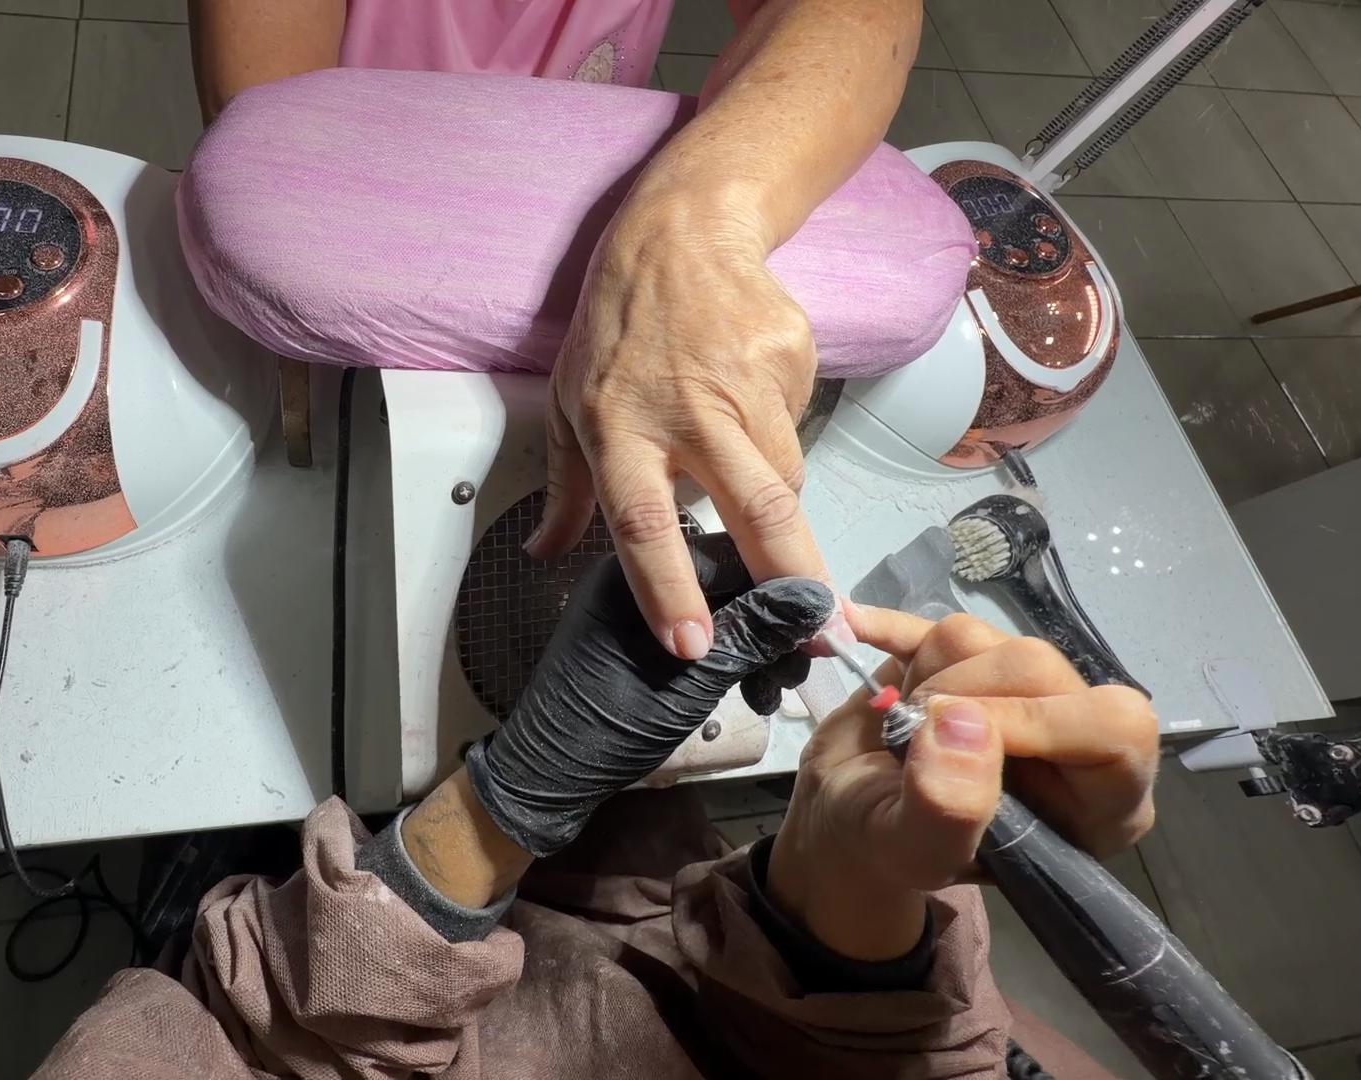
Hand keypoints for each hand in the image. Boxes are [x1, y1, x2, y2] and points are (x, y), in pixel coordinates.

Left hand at [467, 534, 832, 857]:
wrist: (552, 772)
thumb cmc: (612, 724)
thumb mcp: (692, 679)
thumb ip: (754, 633)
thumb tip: (819, 597)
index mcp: (635, 569)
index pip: (731, 554)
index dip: (786, 591)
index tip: (825, 634)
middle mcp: (636, 577)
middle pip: (730, 583)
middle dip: (774, 626)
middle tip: (800, 670)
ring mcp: (639, 609)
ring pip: (721, 612)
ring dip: (758, 648)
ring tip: (773, 691)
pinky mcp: (643, 639)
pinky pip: (701, 634)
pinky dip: (732, 659)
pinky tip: (752, 691)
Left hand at [534, 193, 829, 661]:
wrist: (684, 234)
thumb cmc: (613, 330)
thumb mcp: (566, 404)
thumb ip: (563, 490)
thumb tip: (541, 554)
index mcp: (619, 428)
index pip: (643, 523)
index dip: (667, 589)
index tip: (694, 646)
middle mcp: (690, 411)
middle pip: (754, 509)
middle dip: (792, 580)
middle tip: (818, 637)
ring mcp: (750, 383)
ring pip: (787, 480)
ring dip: (784, 526)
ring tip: (776, 544)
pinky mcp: (795, 360)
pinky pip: (796, 435)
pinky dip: (779, 456)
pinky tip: (750, 429)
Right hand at [768, 608, 1159, 959]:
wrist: (841, 814)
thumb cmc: (887, 846)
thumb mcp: (912, 850)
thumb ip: (946, 808)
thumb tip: (959, 721)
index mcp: (1095, 800)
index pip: (1111, 724)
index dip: (1031, 720)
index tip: (951, 739)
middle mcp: (1067, 732)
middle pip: (1036, 664)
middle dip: (955, 694)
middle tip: (909, 735)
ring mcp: (1007, 686)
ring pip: (980, 637)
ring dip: (921, 674)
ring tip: (896, 719)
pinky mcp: (954, 657)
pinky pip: (926, 618)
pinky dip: (885, 625)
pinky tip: (852, 630)